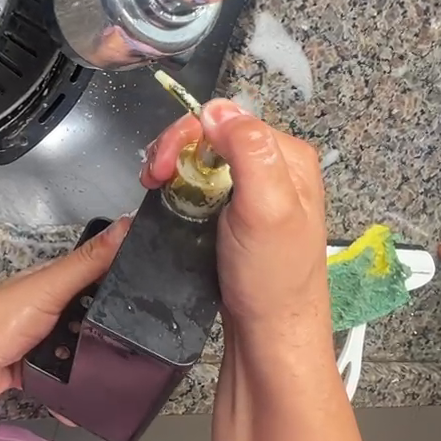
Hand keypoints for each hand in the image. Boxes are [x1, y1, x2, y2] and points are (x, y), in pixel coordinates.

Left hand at [0, 217, 129, 406]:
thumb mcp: (50, 287)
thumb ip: (89, 262)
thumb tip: (125, 225)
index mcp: (53, 279)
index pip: (97, 269)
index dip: (124, 272)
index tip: (160, 284)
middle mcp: (49, 305)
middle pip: (92, 312)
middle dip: (113, 325)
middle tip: (148, 339)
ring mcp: (43, 338)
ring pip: (81, 346)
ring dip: (95, 358)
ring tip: (124, 371)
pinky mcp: (37, 367)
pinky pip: (66, 377)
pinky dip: (76, 386)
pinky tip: (93, 397)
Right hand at [142, 100, 328, 338]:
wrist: (268, 332)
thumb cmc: (271, 277)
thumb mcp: (267, 208)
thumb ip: (249, 151)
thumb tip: (216, 108)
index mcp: (287, 156)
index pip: (225, 118)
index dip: (186, 136)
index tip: (162, 169)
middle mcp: (273, 165)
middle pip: (209, 133)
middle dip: (174, 150)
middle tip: (153, 180)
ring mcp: (252, 188)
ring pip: (199, 155)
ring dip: (171, 166)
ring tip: (156, 188)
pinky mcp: (232, 210)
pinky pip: (197, 180)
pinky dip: (175, 184)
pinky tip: (165, 198)